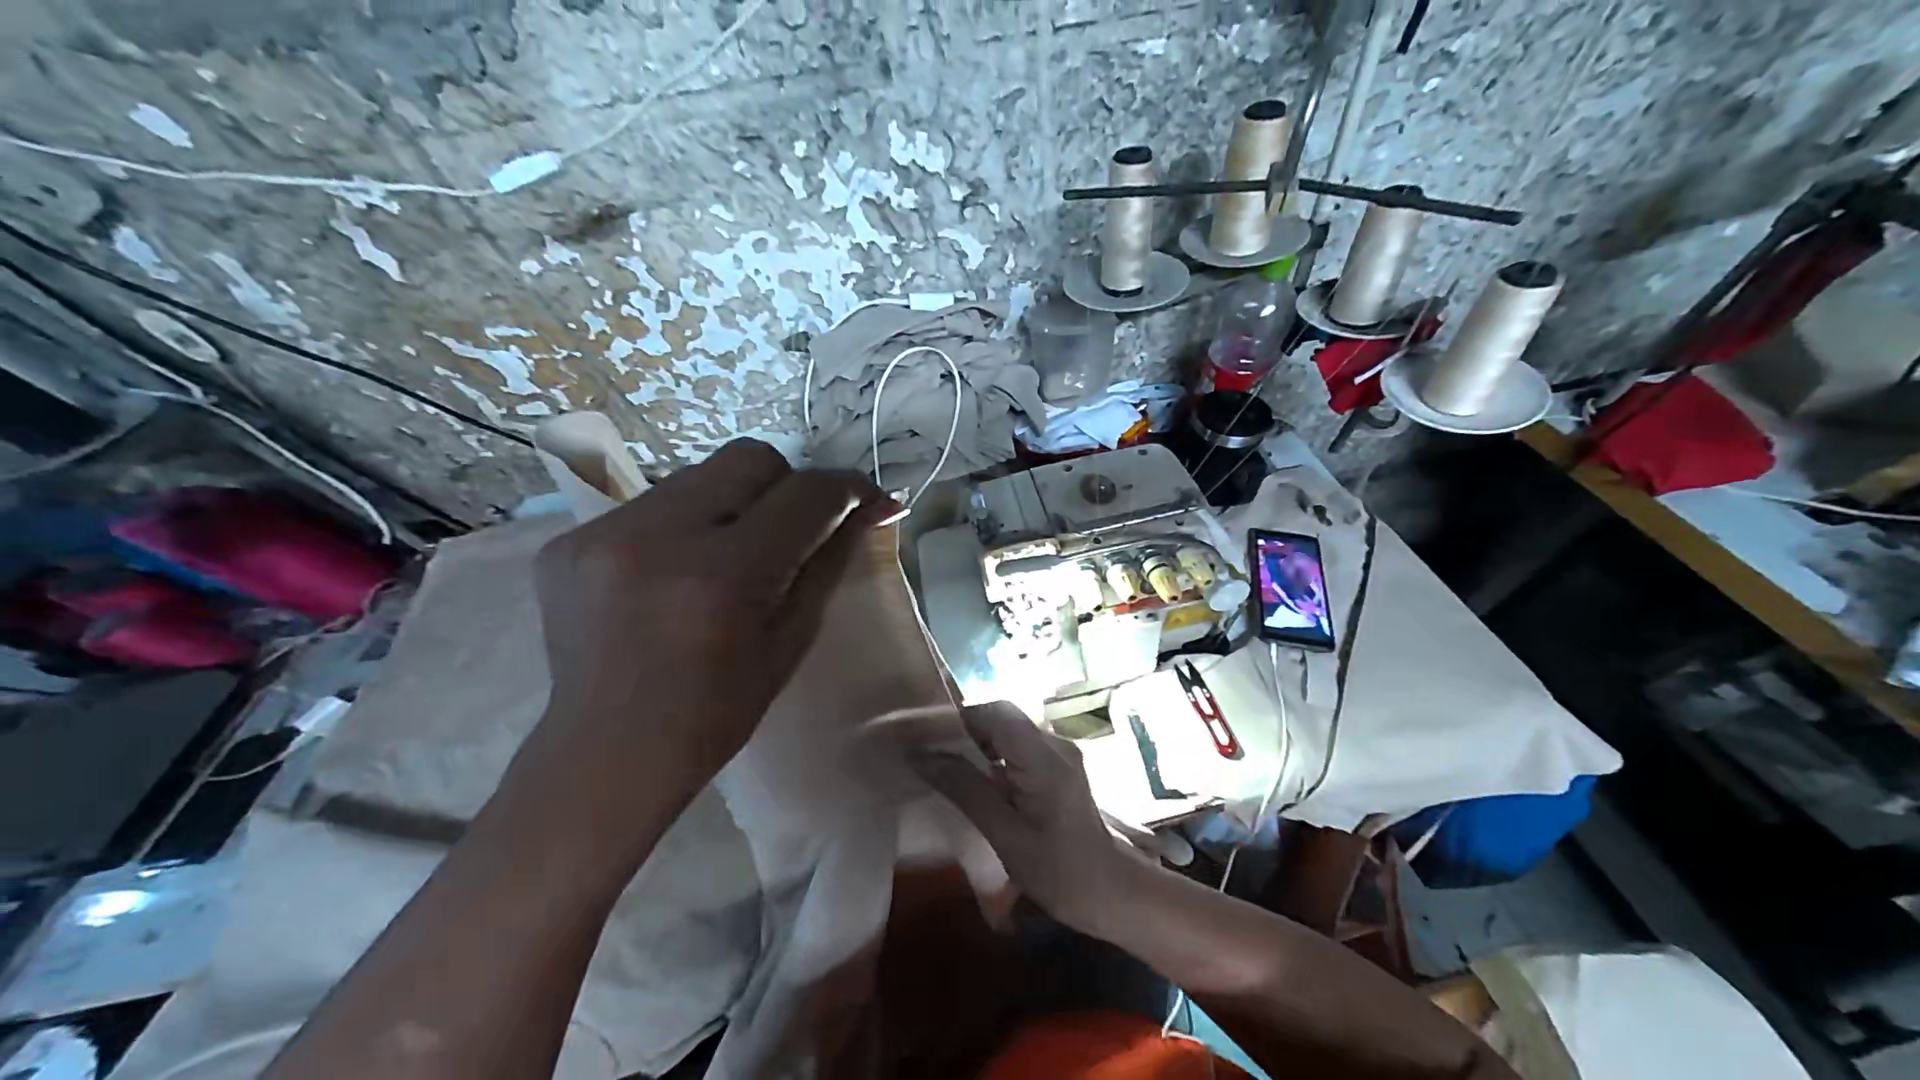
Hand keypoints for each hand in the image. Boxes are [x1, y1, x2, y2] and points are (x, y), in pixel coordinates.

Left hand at [529, 439, 897, 798]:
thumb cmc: (716, 712)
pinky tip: (674, 573)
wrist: (608, 751)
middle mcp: (659, 537)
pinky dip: (681, 525)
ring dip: (731, 503)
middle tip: (791, 532)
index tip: (867, 502)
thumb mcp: (791, 638)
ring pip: (700, 474)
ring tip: (725, 557)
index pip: (806, 495)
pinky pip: (652, 503)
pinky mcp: (569, 539)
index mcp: (724, 577)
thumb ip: (830, 560)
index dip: (848, 489)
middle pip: (751, 459)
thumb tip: (873, 506)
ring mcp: (604, 533)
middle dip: (787, 487)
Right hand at [911, 702, 1131, 933]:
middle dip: (964, 730)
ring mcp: (1060, 753)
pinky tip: (978, 780)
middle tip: (933, 756)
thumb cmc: (1061, 872)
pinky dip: (994, 754)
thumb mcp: (1006, 836)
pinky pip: (1019, 746)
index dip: (958, 718)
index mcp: (1045, 757)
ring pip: (1009, 729)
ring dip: (978, 742)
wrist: (1114, 893)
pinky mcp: (1059, 765)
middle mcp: (1055, 744)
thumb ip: (966, 790)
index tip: (926, 740)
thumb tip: (922, 757)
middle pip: (1002, 716)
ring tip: (948, 767)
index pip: (995, 712)